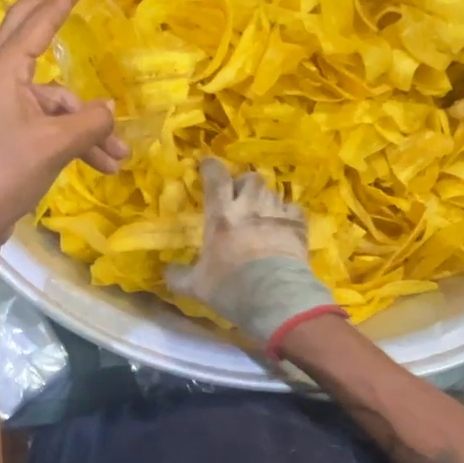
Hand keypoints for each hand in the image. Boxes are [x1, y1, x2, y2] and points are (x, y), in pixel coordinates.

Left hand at [0, 0, 130, 255]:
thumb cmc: (5, 173)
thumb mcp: (55, 146)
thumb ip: (89, 123)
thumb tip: (111, 111)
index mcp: (3, 72)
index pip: (36, 21)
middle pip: (32, 37)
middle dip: (58, 15)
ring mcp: (2, 110)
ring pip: (55, 103)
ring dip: (87, 126)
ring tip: (117, 157)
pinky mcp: (7, 136)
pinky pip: (49, 127)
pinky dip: (75, 143)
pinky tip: (101, 167)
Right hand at [167, 158, 345, 355]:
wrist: (275, 297)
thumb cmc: (231, 287)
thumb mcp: (197, 286)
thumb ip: (179, 277)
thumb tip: (165, 273)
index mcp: (221, 216)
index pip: (216, 178)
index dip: (211, 167)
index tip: (206, 165)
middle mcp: (250, 207)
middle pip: (250, 178)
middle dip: (243, 182)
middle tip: (239, 195)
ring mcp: (276, 215)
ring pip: (272, 191)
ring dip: (264, 198)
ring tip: (260, 211)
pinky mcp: (298, 227)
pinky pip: (293, 209)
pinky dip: (287, 213)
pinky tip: (283, 223)